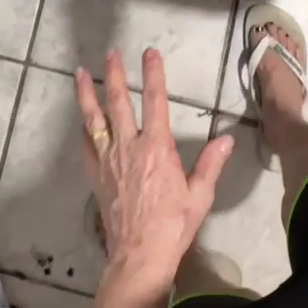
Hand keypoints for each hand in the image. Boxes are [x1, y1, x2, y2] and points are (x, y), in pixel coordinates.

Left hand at [73, 49, 232, 291]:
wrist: (139, 255)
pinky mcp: (95, 174)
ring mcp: (108, 159)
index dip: (153, 74)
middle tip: (110, 52)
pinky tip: (81, 117)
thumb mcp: (199, 195)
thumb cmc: (173, 225)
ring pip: (95, 118)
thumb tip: (226, 139)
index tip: (150, 53)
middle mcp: (129, 146)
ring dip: (88, 93)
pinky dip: (84, 127)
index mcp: (156, 147)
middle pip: (119, 101)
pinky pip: (86, 144)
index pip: (155, 101)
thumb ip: (211, 163)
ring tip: (81, 72)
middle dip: (115, 74)